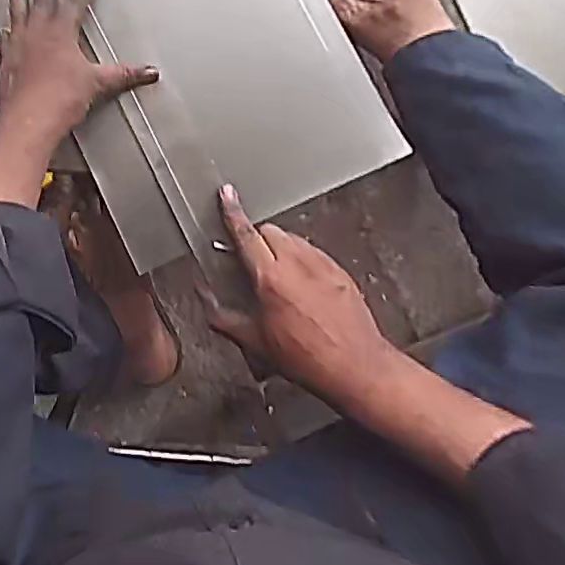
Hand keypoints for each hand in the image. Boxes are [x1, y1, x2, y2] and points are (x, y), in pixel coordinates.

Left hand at [0, 0, 157, 145]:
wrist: (29, 121)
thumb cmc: (60, 100)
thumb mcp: (97, 84)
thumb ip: (123, 75)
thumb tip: (148, 72)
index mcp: (61, 33)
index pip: (75, 1)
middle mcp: (37, 33)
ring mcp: (18, 46)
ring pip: (17, 11)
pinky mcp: (6, 62)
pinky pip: (4, 41)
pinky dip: (5, 32)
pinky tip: (3, 29)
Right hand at [200, 185, 402, 403]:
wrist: (356, 368)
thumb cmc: (309, 358)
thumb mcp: (255, 342)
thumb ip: (225, 319)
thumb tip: (208, 307)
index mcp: (270, 278)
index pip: (245, 234)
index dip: (232, 212)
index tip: (226, 196)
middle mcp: (297, 265)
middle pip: (270, 230)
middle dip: (257, 237)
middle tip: (251, 256)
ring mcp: (322, 266)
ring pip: (293, 239)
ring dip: (280, 247)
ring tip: (277, 274)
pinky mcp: (340, 273)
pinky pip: (315, 253)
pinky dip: (303, 260)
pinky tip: (302, 285)